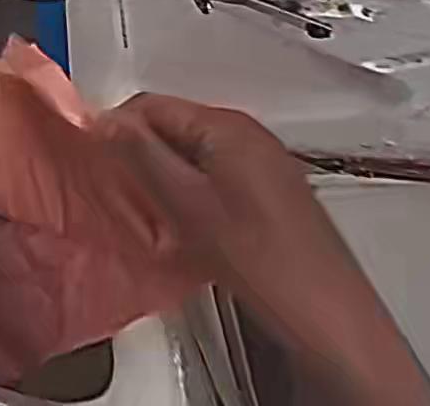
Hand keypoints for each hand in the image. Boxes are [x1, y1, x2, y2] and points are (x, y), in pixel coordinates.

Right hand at [97, 94, 429, 405]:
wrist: (333, 325)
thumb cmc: (264, 264)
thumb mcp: (188, 206)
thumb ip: (142, 155)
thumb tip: (105, 121)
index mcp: (226, 126)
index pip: (151, 104)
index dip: (117, 126)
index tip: (95, 154)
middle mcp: (246, 133)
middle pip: (171, 125)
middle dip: (140, 150)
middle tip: (120, 185)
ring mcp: (259, 160)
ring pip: (189, 150)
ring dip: (162, 171)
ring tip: (149, 207)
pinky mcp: (266, 188)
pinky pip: (210, 170)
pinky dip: (188, 187)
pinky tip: (183, 221)